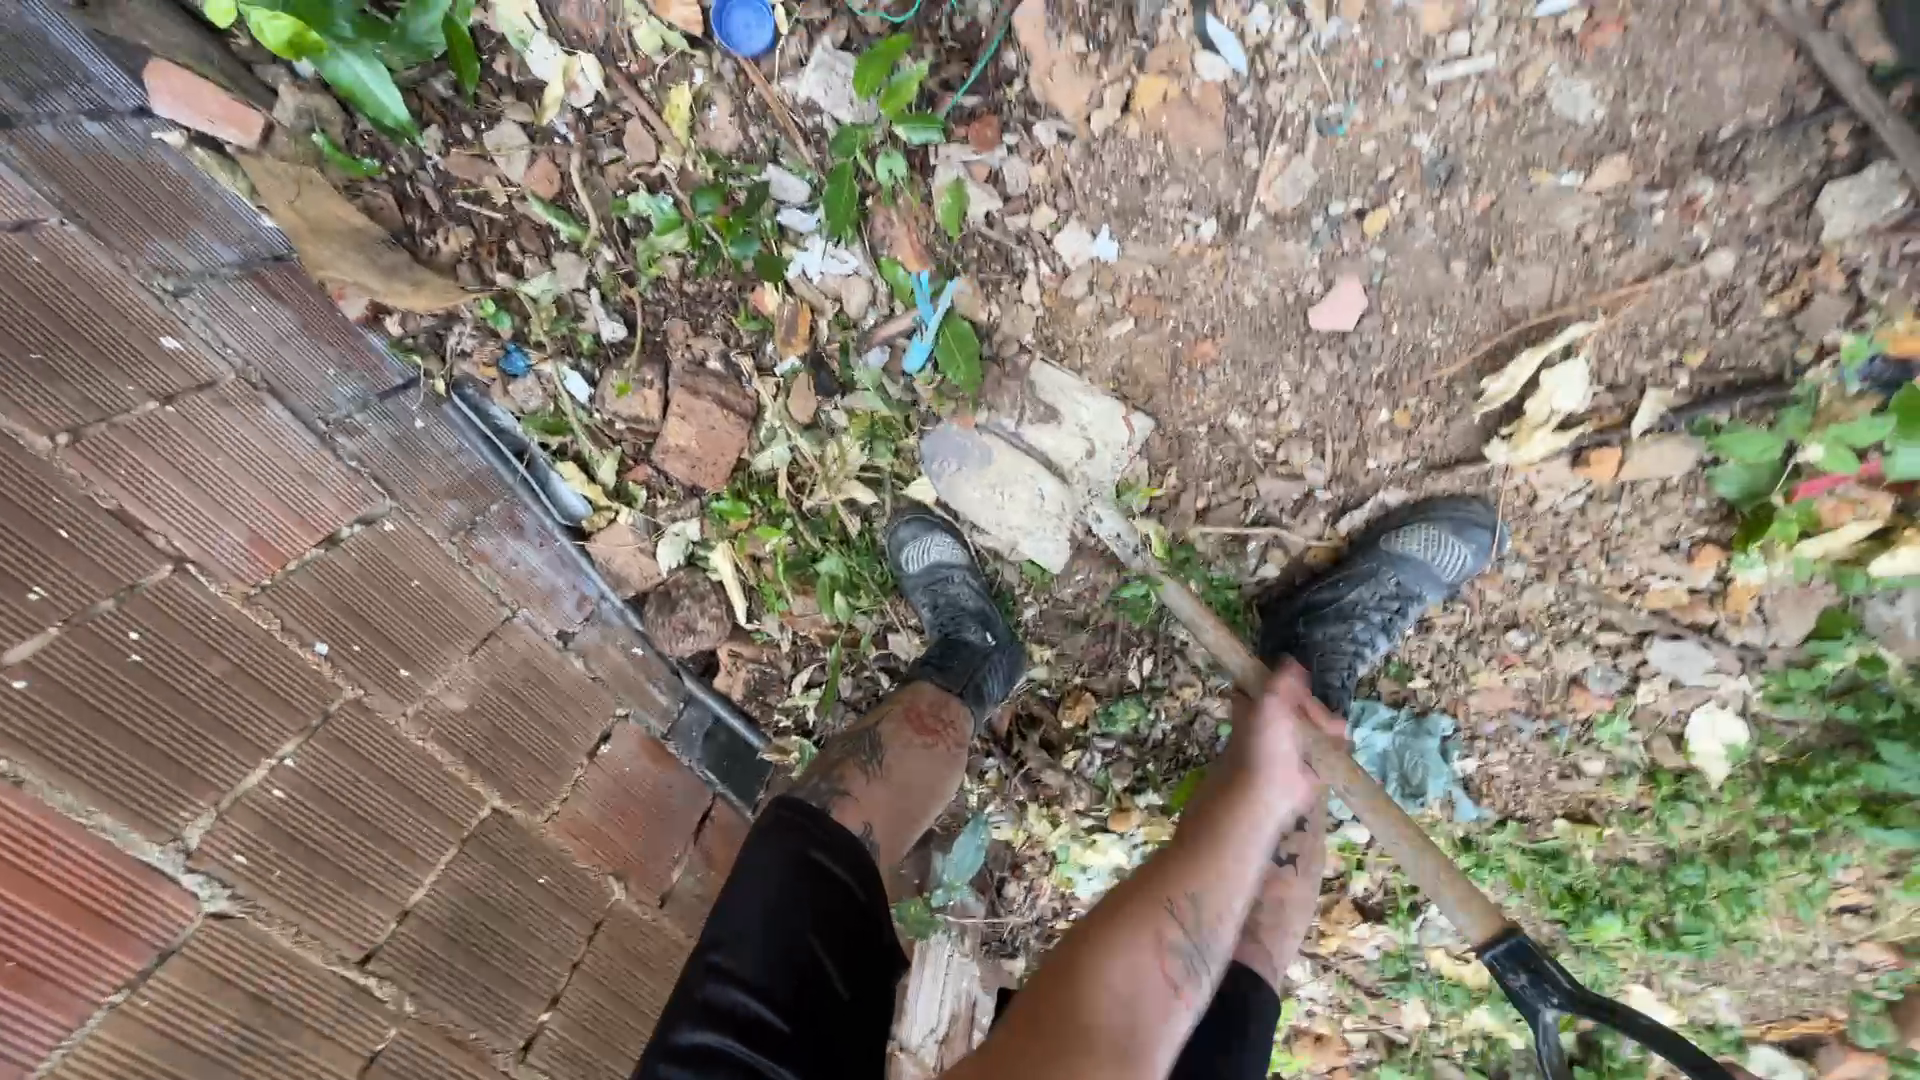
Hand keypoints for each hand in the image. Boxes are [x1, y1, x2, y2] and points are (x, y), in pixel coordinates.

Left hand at [1225, 659, 1347, 795]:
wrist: (1267, 789)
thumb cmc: (1262, 742)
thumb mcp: (1269, 702)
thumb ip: (1282, 680)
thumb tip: (1291, 659)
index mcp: (1255, 704)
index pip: (1276, 684)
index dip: (1292, 683)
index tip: (1306, 684)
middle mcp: (1270, 722)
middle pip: (1301, 704)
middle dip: (1315, 709)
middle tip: (1322, 719)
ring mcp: (1289, 744)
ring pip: (1316, 725)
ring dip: (1329, 725)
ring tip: (1337, 732)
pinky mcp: (1306, 764)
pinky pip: (1326, 748)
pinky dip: (1336, 745)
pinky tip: (1342, 744)